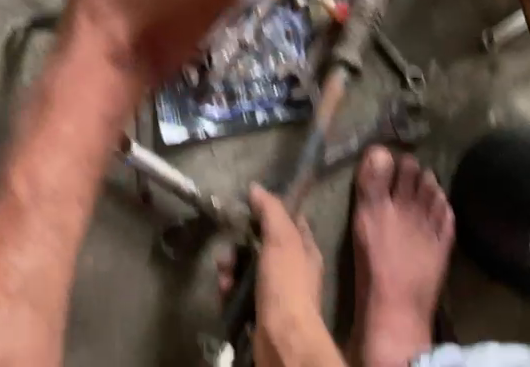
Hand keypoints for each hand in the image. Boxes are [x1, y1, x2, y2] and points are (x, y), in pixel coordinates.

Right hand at [235, 186, 340, 366]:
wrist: (282, 341)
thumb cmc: (287, 285)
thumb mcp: (282, 239)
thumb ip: (270, 210)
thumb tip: (255, 187)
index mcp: (305, 250)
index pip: (289, 220)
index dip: (270, 211)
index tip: (248, 206)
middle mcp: (292, 270)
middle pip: (260, 244)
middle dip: (240, 243)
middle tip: (229, 246)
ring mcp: (274, 292)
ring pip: (245, 268)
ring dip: (230, 267)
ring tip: (224, 273)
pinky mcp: (256, 312)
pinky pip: (237, 293)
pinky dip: (228, 289)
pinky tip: (223, 290)